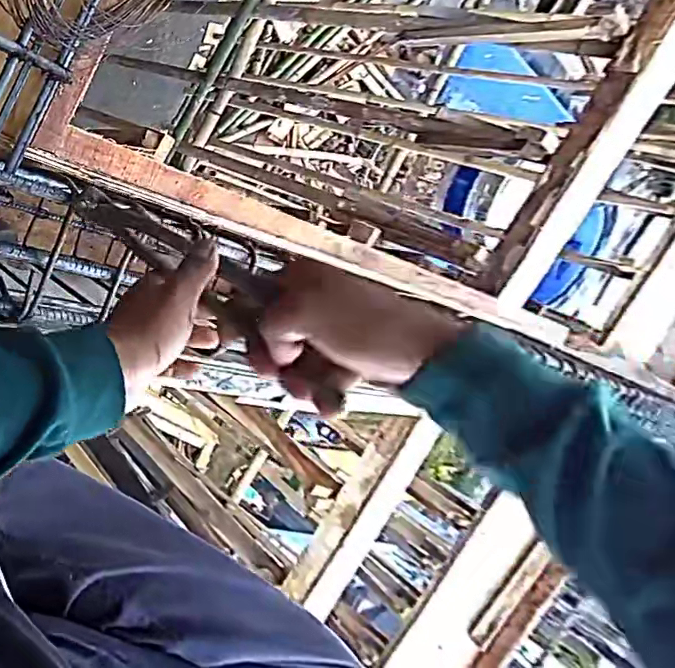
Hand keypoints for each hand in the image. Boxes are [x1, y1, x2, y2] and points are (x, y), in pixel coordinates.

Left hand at [106, 238, 219, 409]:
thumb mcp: (180, 296)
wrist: (121, 366)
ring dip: (193, 336)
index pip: (180, 281)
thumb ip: (195, 272)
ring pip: (171, 333)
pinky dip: (181, 361)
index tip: (223, 293)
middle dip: (201, 313)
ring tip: (213, 342)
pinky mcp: (140, 360)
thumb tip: (207, 244)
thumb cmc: (149, 330)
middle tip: (223, 320)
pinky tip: (193, 367)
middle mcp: (143, 309)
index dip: (203, 287)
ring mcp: (140, 335)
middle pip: (176, 308)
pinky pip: (165, 359)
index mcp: (152, 289)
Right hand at [252, 260, 467, 410]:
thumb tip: (268, 341)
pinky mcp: (355, 351)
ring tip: (307, 394)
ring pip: (298, 356)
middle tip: (273, 373)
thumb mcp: (302, 314)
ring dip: (298, 380)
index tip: (237, 340)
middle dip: (275, 359)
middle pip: (274, 330)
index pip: (255, 293)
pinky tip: (328, 400)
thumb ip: (269, 322)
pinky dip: (323, 388)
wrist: (437, 363)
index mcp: (304, 274)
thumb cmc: (374, 327)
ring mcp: (337, 325)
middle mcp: (318, 295)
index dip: (244, 319)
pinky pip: (324, 370)